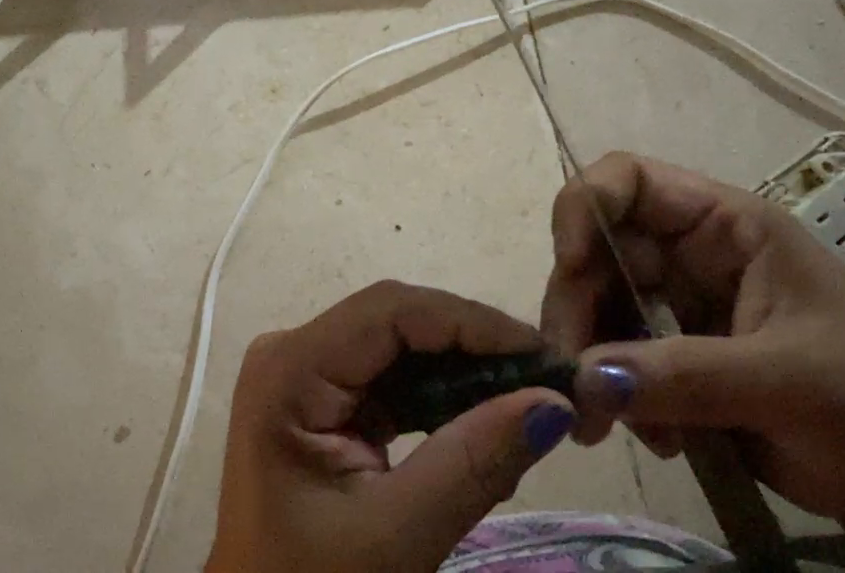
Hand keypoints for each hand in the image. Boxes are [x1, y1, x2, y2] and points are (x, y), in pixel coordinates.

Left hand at [207, 281, 576, 572]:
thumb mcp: (397, 533)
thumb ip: (475, 461)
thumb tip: (554, 400)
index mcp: (290, 368)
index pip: (392, 311)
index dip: (473, 322)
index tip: (545, 356)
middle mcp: (293, 354)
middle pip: (399, 325)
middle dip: (476, 350)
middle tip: (551, 385)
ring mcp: (306, 377)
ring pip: (403, 352)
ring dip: (466, 378)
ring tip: (530, 406)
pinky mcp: (324, 405)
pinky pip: (394, 384)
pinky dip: (443, 403)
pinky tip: (487, 426)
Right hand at [539, 153, 844, 527]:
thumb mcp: (787, 383)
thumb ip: (683, 374)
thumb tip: (580, 378)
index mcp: (729, 226)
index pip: (630, 180)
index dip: (586, 207)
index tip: (571, 268)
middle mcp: (693, 254)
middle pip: (597, 251)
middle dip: (578, 311)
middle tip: (570, 385)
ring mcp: (681, 308)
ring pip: (597, 309)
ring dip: (590, 365)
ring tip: (603, 429)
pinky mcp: (674, 359)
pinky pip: (615, 360)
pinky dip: (613, 397)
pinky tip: (653, 441)